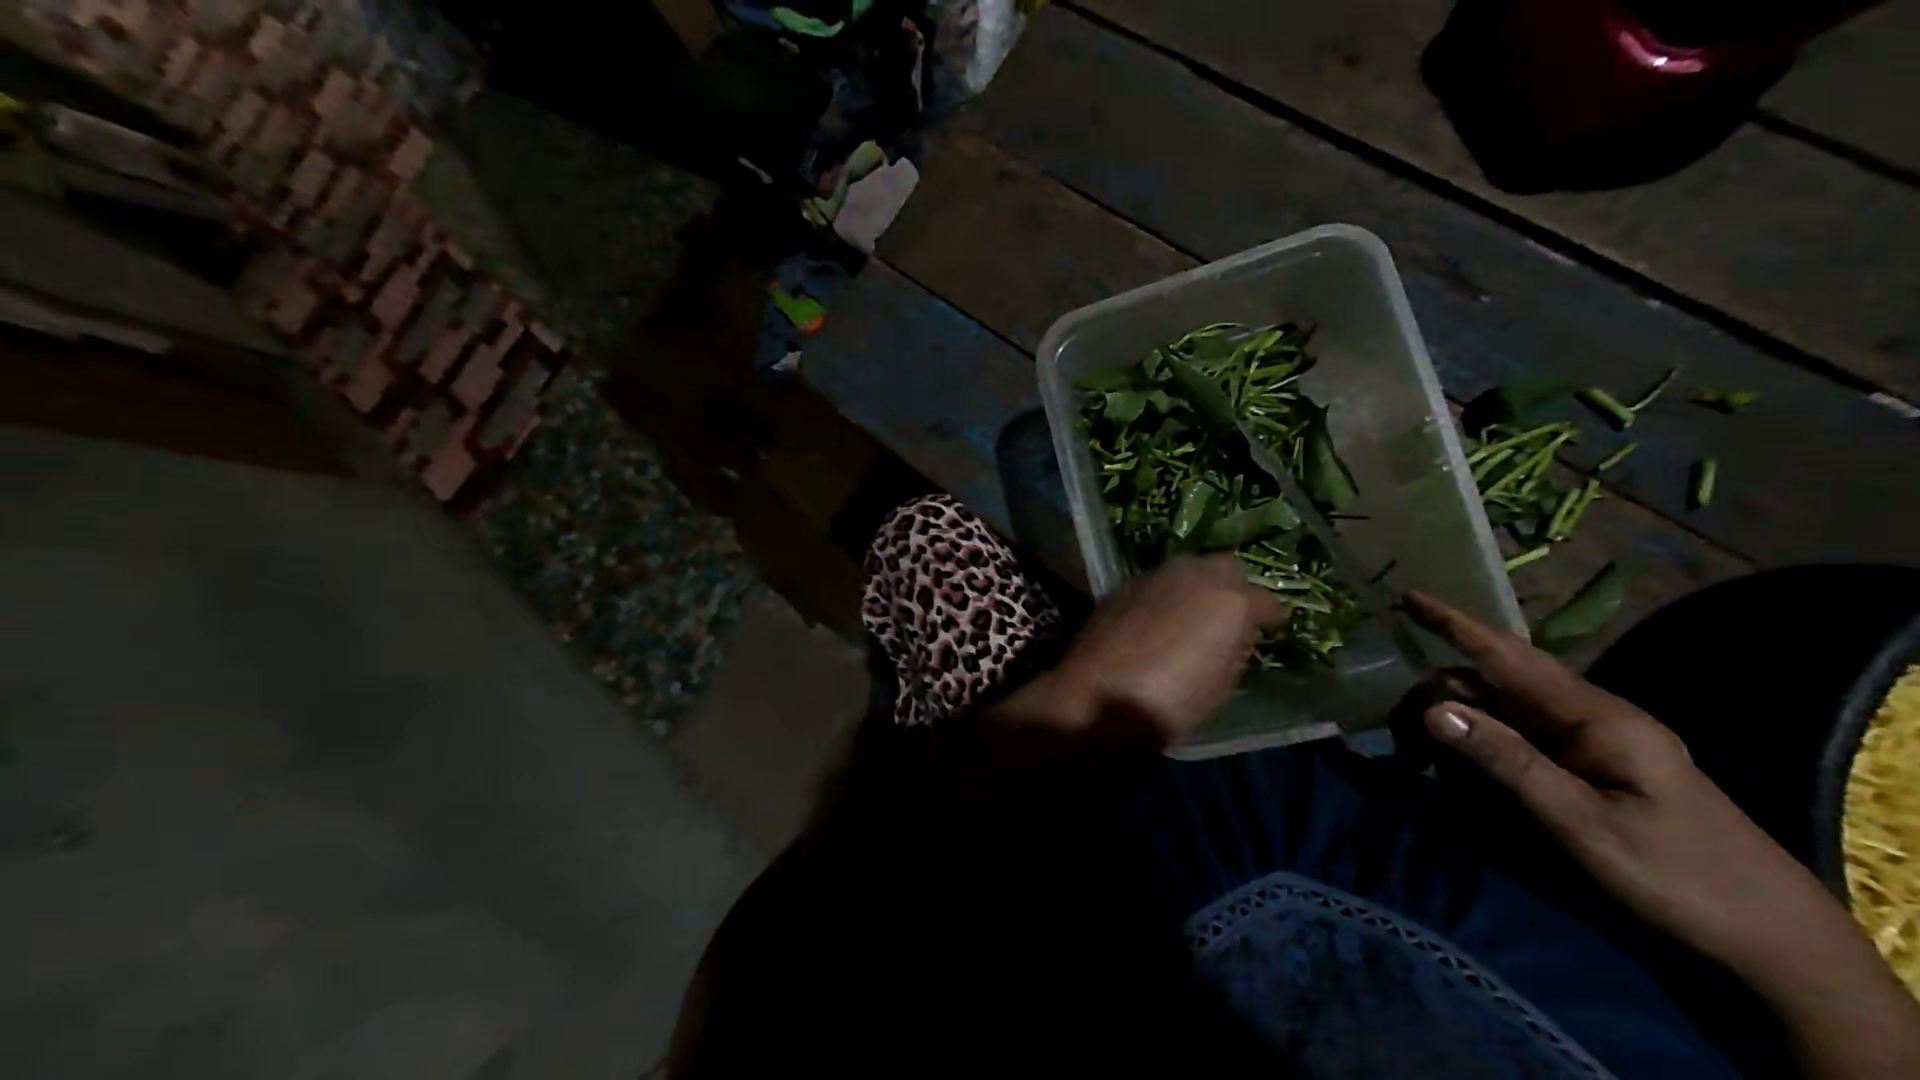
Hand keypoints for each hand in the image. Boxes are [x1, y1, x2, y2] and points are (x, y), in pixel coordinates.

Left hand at [998, 556, 1287, 742]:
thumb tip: (1237, 635)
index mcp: (1230, 601)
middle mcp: (1194, 575)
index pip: (1267, 601)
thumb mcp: (1222, 686)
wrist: (1096, 699)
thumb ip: (1236, 649)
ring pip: (1189, 566)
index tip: (1274, 629)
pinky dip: (1167, 594)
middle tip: (1233, 614)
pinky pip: (1157, 581)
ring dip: (1199, 585)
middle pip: (1228, 566)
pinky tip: (1160, 617)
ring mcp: (1155, 576)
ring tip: (1196, 613)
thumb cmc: (1170, 703)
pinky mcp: (1123, 585)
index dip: (1273, 617)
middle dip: (1236, 587)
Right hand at [1406, 589, 1919, 1079]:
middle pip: (1489, 686)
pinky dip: (1476, 752)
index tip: (1406, 597)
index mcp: (1595, 717)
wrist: (1769, 939)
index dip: (1454, 624)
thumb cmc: (1677, 877)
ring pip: (1495, 713)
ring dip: (1451, 733)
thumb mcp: (1583, 825)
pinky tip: (1461, 782)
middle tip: (1401, 753)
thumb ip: (1507, 761)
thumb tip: (1432, 707)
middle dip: (1433, 705)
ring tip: (1423, 771)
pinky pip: (1514, 741)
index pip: (1508, 656)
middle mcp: (1587, 717)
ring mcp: (1588, 742)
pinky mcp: (1587, 767)